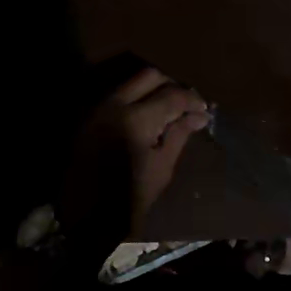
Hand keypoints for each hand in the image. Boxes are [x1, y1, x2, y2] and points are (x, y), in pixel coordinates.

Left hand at [59, 68, 209, 249]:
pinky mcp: (90, 116)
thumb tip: (199, 115)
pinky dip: (136, 98)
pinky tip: (147, 116)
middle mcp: (114, 104)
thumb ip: (179, 134)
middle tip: (186, 105)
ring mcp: (99, 108)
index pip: (172, 95)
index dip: (192, 100)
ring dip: (152, 90)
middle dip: (171, 85)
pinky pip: (118, 95)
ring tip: (168, 110)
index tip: (204, 110)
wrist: (86, 215)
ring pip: (131, 82)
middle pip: (149, 75)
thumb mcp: (162, 168)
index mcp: (136, 118)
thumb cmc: (130, 197)